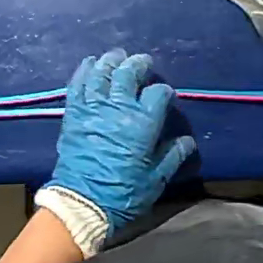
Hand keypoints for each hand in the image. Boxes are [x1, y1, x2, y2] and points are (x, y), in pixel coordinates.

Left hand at [39, 49, 194, 253]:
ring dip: (111, 62)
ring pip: (102, 73)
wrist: (81, 205)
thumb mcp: (156, 179)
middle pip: (129, 73)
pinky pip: (78, 85)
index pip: (158, 93)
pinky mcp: (75, 115)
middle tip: (143, 62)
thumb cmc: (123, 193)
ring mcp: (94, 109)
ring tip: (117, 56)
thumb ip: (172, 156)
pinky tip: (90, 63)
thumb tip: (187, 141)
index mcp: (143, 123)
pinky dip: (84, 71)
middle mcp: (119, 109)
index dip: (163, 91)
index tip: (166, 96)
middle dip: (138, 64)